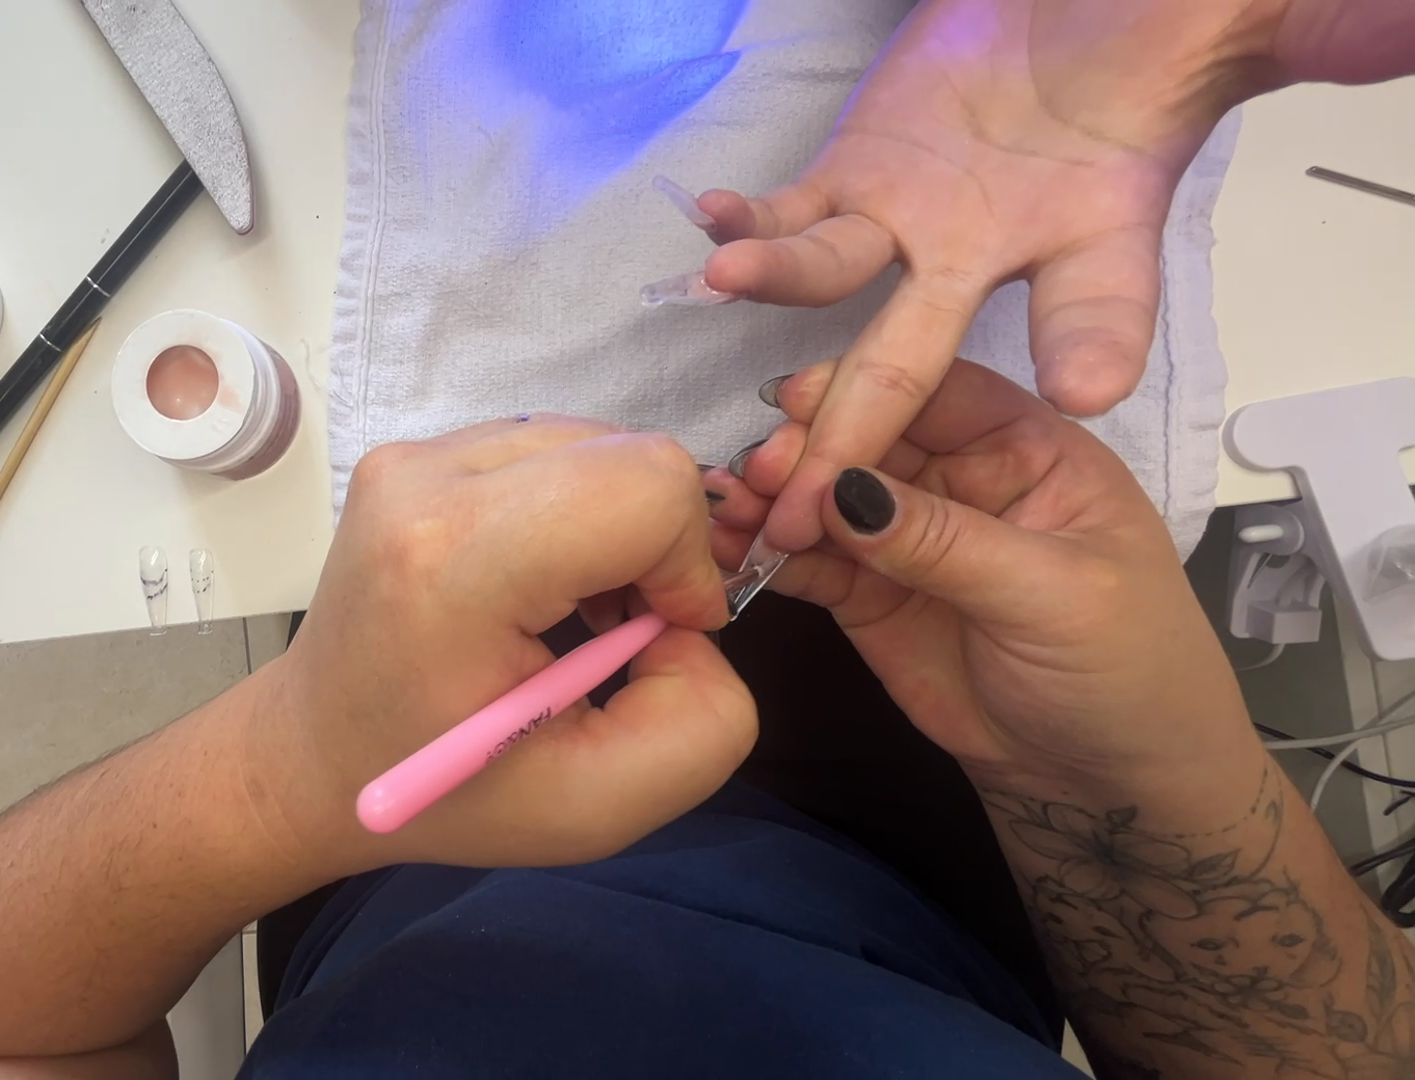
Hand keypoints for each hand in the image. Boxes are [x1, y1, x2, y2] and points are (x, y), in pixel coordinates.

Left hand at [256, 417, 755, 872]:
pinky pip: (548, 450)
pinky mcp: (415, 453)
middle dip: (657, 543)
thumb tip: (694, 619)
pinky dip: (574, 509)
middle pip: (628, 454)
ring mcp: (412, 456)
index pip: (642, 485)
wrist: (315, 749)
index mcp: (453, 560)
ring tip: (571, 604)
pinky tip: (539, 572)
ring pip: (595, 444)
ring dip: (615, 526)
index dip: (685, 560)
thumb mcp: (593, 807)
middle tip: (616, 625)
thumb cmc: (440, 793)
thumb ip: (701, 723)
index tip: (655, 634)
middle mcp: (424, 479)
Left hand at [693, 0, 1287, 550]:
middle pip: (907, 360)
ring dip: (783, 284)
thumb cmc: (1152, 25)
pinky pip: (790, 210)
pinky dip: (754, 218)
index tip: (1091, 389)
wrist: (1063, 1)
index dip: (1098, 338)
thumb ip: (1318, 31)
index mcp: (1088, 234)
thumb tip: (1409, 31)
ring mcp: (899, 226)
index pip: (1100, 301)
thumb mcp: (1254, 19)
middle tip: (802, 510)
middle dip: (854, 433)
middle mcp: (977, 255)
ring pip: (832, 277)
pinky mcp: (843, 183)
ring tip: (731, 287)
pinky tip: (711, 224)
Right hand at [707, 360, 1250, 785]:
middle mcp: (950, 478)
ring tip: (726, 516)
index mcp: (1022, 451)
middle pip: (860, 438)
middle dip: (802, 452)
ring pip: (818, 497)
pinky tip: (729, 553)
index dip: (866, 391)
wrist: (1089, 777)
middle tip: (757, 478)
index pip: (936, 393)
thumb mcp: (1052, 595)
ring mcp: (896, 533)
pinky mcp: (856, 586)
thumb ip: (943, 541)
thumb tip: (840, 493)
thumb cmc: (1121, 672)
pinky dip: (761, 554)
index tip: (790, 406)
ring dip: (768, 502)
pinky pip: (801, 558)